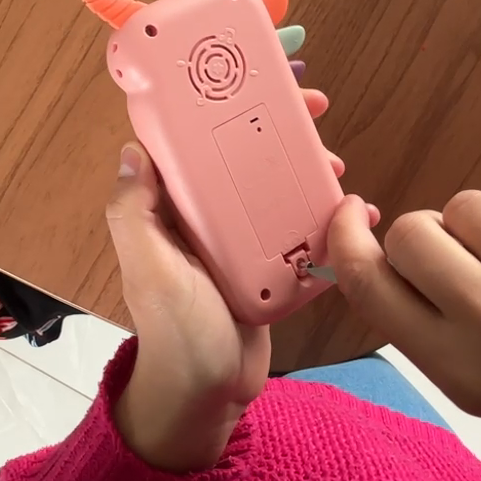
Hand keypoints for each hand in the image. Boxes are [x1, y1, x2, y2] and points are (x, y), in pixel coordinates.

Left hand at [106, 88, 336, 470]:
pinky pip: (297, 226)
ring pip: (275, 184)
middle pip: (243, 153)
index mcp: (173, 207)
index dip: (222, 105)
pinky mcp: (270, 263)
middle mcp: (205, 214)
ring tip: (335, 166)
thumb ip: (135, 214)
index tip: (259, 82)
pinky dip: (321, 212)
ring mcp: (240, 238)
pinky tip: (349, 208)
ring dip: (305, 165)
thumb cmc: (176, 334)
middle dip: (278, 125)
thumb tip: (132, 150)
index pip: (195, 140)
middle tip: (316, 111)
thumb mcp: (150, 271)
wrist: (207, 398)